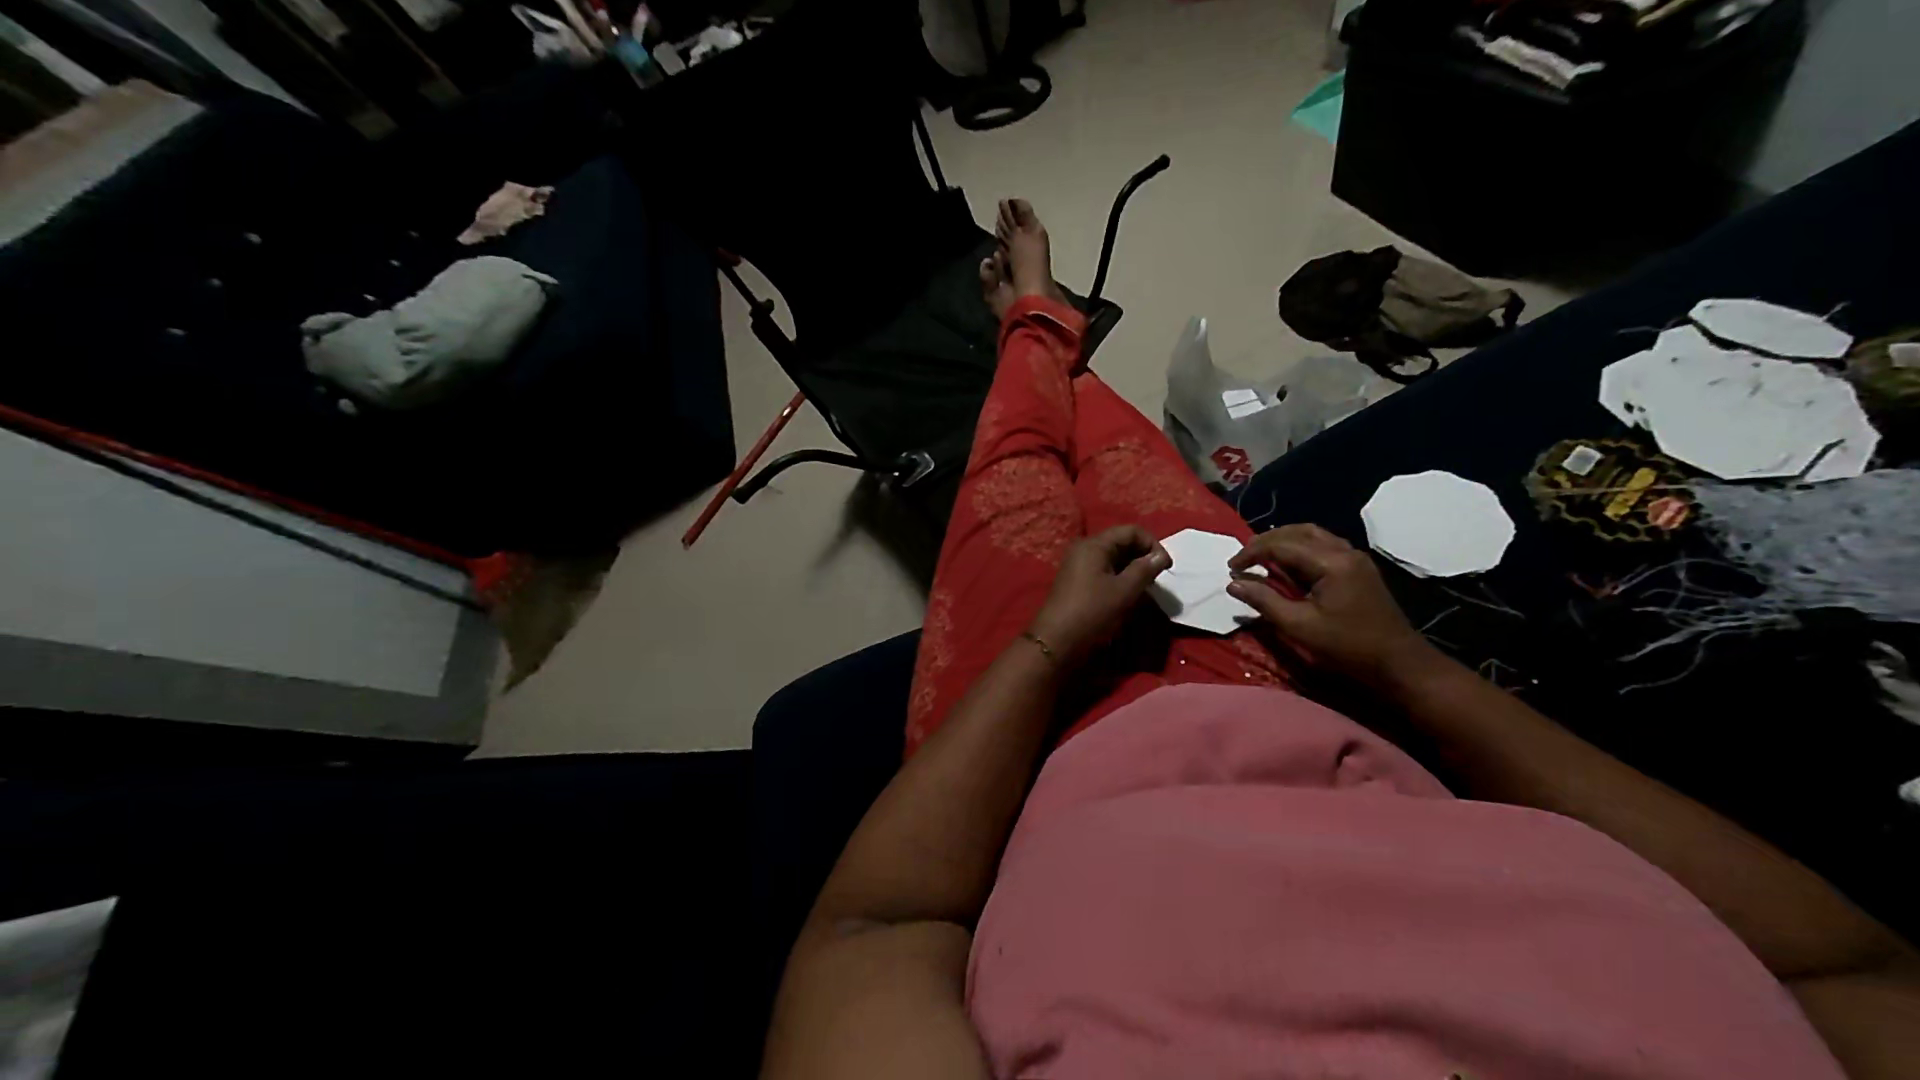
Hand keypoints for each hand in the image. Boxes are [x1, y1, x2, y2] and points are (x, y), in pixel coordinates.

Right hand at [994, 198, 1063, 304]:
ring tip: (996, 245)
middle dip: (1003, 233)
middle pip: (1010, 247)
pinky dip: (987, 272)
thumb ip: (1023, 215)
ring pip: (998, 264)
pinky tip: (990, 263)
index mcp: (1034, 250)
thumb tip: (1013, 199)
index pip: (1021, 232)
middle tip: (997, 219)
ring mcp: (1009, 281)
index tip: (1004, 205)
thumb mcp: (1031, 232)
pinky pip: (988, 280)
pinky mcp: (996, 295)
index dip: (1012, 219)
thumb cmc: (1031, 265)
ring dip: (996, 255)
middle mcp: (1022, 265)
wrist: (1024, 300)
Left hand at [1027, 525, 1169, 667]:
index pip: (1130, 531)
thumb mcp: (1124, 591)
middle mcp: (1084, 549)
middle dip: (1143, 557)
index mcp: (1094, 545)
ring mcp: (1078, 565)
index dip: (1152, 545)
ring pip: (1113, 559)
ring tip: (1146, 589)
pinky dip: (1120, 578)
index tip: (1166, 567)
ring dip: (1132, 570)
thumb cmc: (1092, 612)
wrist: (1056, 641)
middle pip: (1121, 543)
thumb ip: (1145, 570)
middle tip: (1157, 579)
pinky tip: (1129, 595)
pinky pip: (1104, 571)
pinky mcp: (1077, 581)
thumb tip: (1160, 557)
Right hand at [1226, 524, 1440, 686]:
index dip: (1251, 553)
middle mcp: (1344, 551)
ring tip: (1260, 558)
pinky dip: (1299, 548)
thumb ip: (1264, 600)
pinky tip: (1287, 565)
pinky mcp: (1358, 568)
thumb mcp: (1299, 626)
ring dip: (1282, 542)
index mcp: (1331, 563)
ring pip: (1311, 535)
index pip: (1282, 545)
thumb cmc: (1347, 647)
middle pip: (1297, 532)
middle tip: (1242, 560)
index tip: (1230, 569)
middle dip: (1265, 542)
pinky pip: (1322, 545)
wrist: (1399, 663)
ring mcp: (1354, 558)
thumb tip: (1233, 583)